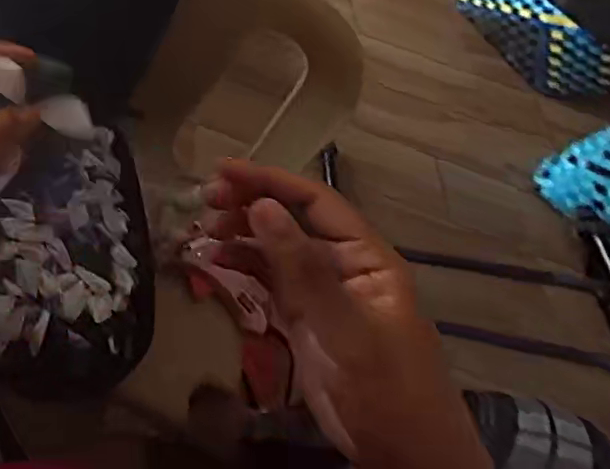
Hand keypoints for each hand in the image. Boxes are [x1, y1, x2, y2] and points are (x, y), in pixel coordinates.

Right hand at [203, 160, 489, 468]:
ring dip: (238, 230)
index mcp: (365, 258)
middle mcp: (340, 264)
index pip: (314, 201)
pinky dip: (238, 261)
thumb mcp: (343, 327)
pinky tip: (214, 259)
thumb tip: (261, 205)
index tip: (221, 169)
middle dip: (247, 202)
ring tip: (205, 230)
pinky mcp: (301, 313)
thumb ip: (302, 267)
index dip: (268, 179)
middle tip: (206, 199)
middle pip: (289, 216)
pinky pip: (265, 274)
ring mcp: (319, 289)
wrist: (405, 462)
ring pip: (272, 243)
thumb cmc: (386, 391)